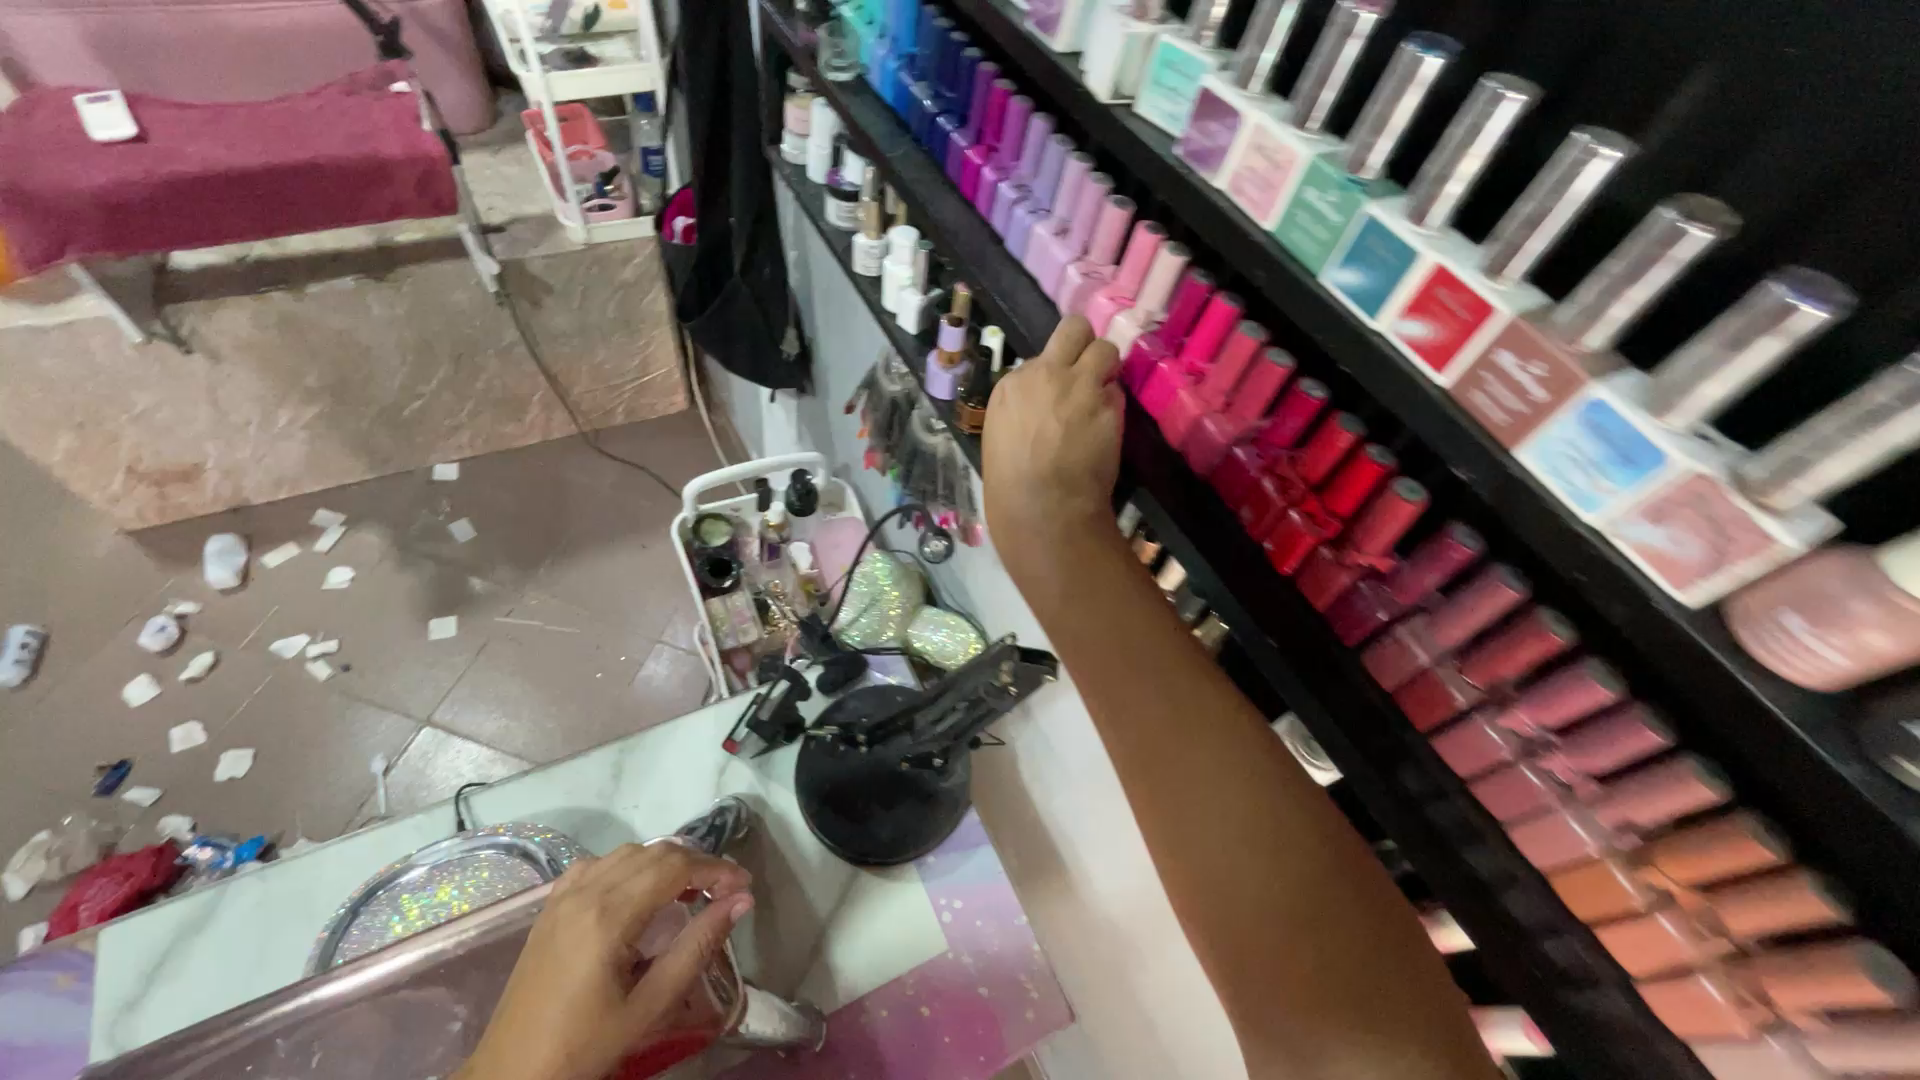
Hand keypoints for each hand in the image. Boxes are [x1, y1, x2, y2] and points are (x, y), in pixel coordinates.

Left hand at [456, 843, 753, 1079]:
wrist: (511, 1074)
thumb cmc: (584, 1046)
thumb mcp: (650, 1005)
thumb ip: (697, 946)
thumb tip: (741, 902)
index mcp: (608, 916)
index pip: (676, 867)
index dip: (717, 869)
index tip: (744, 888)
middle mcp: (584, 893)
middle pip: (655, 852)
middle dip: (697, 863)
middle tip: (725, 892)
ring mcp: (563, 896)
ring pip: (628, 853)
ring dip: (665, 862)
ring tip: (689, 892)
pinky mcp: (550, 907)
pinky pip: (597, 865)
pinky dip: (629, 867)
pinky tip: (638, 893)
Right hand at [982, 315, 1124, 576]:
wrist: (1043, 508)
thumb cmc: (1010, 486)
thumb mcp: (1001, 435)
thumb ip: (1024, 408)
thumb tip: (1045, 404)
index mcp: (1012, 385)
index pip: (1043, 357)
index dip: (1055, 372)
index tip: (1057, 393)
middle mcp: (1046, 374)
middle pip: (1074, 328)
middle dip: (1084, 342)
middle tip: (1088, 367)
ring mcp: (1081, 386)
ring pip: (1106, 348)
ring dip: (1106, 368)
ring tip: (1102, 395)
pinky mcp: (1110, 405)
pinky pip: (1118, 391)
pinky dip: (1114, 405)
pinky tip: (1107, 429)